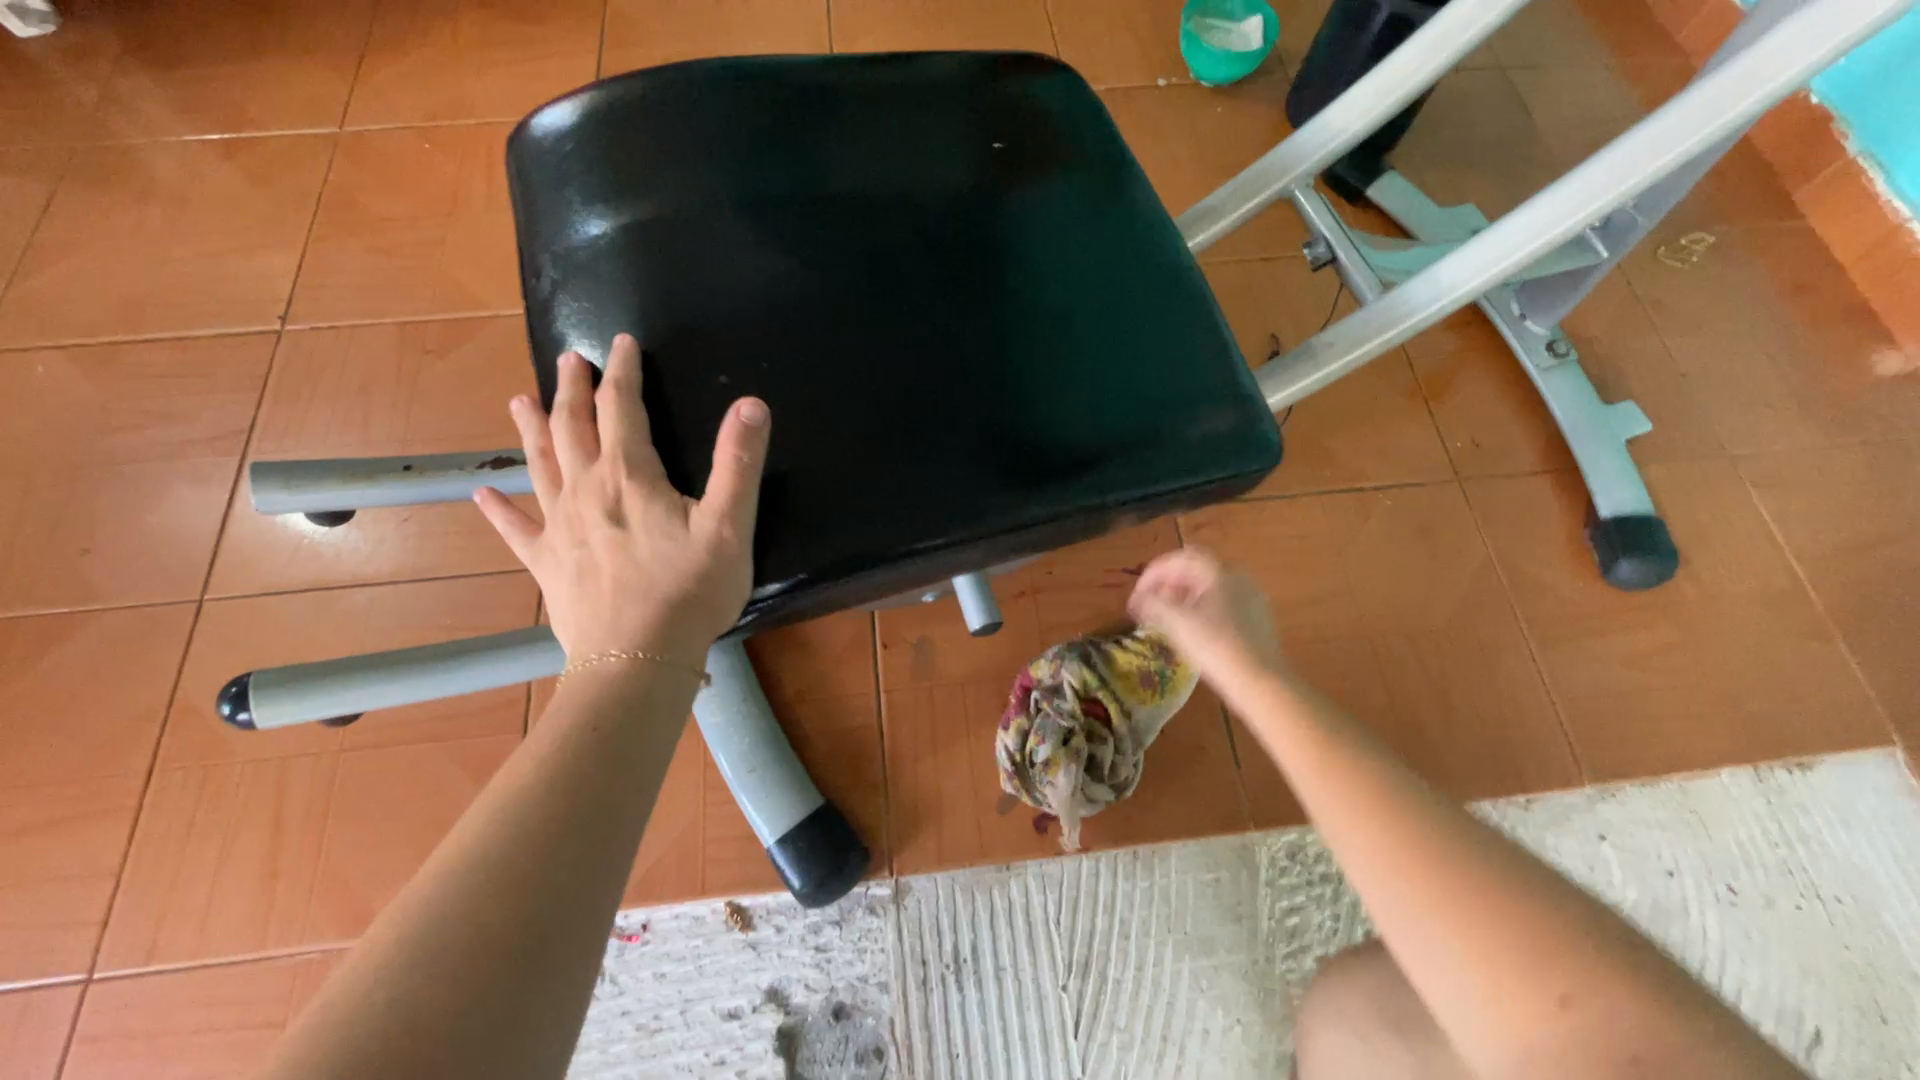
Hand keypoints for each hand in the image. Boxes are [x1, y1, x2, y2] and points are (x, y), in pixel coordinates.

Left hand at [474, 334, 770, 662]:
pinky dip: (500, 511)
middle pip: (572, 427)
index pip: (621, 409)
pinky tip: (483, 497)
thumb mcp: (730, 526)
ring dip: (531, 430)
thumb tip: (751, 404)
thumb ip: (738, 463)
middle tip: (568, 359)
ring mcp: (560, 528)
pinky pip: (517, 530)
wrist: (637, 658)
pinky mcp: (547, 565)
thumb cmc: (689, 592)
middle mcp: (585, 491)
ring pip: (540, 466)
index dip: (623, 372)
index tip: (622, 342)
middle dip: (572, 389)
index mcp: (629, 477)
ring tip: (520, 401)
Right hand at [1127, 548, 1284, 681]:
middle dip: (1168, 584)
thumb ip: (1152, 604)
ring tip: (1166, 617)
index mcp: (1219, 571)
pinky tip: (1192, 629)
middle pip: (1196, 570)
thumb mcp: (1176, 622)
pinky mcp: (1258, 618)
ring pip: (1210, 587)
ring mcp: (1251, 597)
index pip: (1180, 558)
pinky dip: (1202, 608)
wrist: (1260, 681)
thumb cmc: (1215, 646)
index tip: (1138, 594)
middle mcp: (1238, 577)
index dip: (1154, 573)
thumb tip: (1138, 599)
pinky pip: (1223, 603)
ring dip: (1184, 596)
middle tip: (1150, 603)